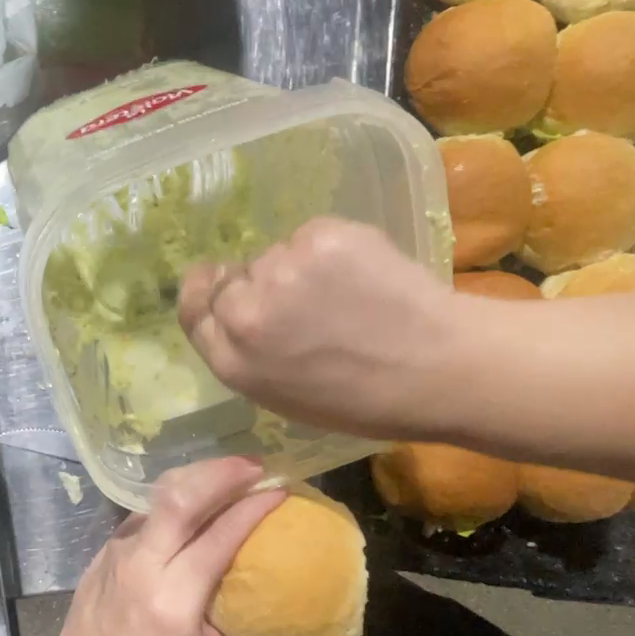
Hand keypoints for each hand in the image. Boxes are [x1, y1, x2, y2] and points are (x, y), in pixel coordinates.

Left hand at [55, 458, 326, 635]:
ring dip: (201, 473)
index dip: (249, 511)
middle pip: (178, 502)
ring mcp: (125, 543)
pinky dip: (184, 486)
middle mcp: (145, 565)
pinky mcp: (116, 532)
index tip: (280, 492)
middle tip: (258, 465)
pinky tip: (208, 483)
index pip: (215, 541)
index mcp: (173, 601)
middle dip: (219, 475)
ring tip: (238, 467)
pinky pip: (155, 501)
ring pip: (162, 493)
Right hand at [177, 218, 466, 439]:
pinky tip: (360, 273)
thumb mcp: (280, 396)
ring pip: (272, 255)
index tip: (221, 284)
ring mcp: (281, 270)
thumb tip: (232, 309)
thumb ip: (243, 353)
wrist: (442, 369)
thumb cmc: (362, 400)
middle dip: (256, 284)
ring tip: (342, 294)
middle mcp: (245, 312)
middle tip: (303, 301)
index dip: (206, 293)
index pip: (192, 308)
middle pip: (230, 279)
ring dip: (295, 267)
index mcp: (233, 361)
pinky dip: (328, 249)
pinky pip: (308, 236)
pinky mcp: (321, 236)